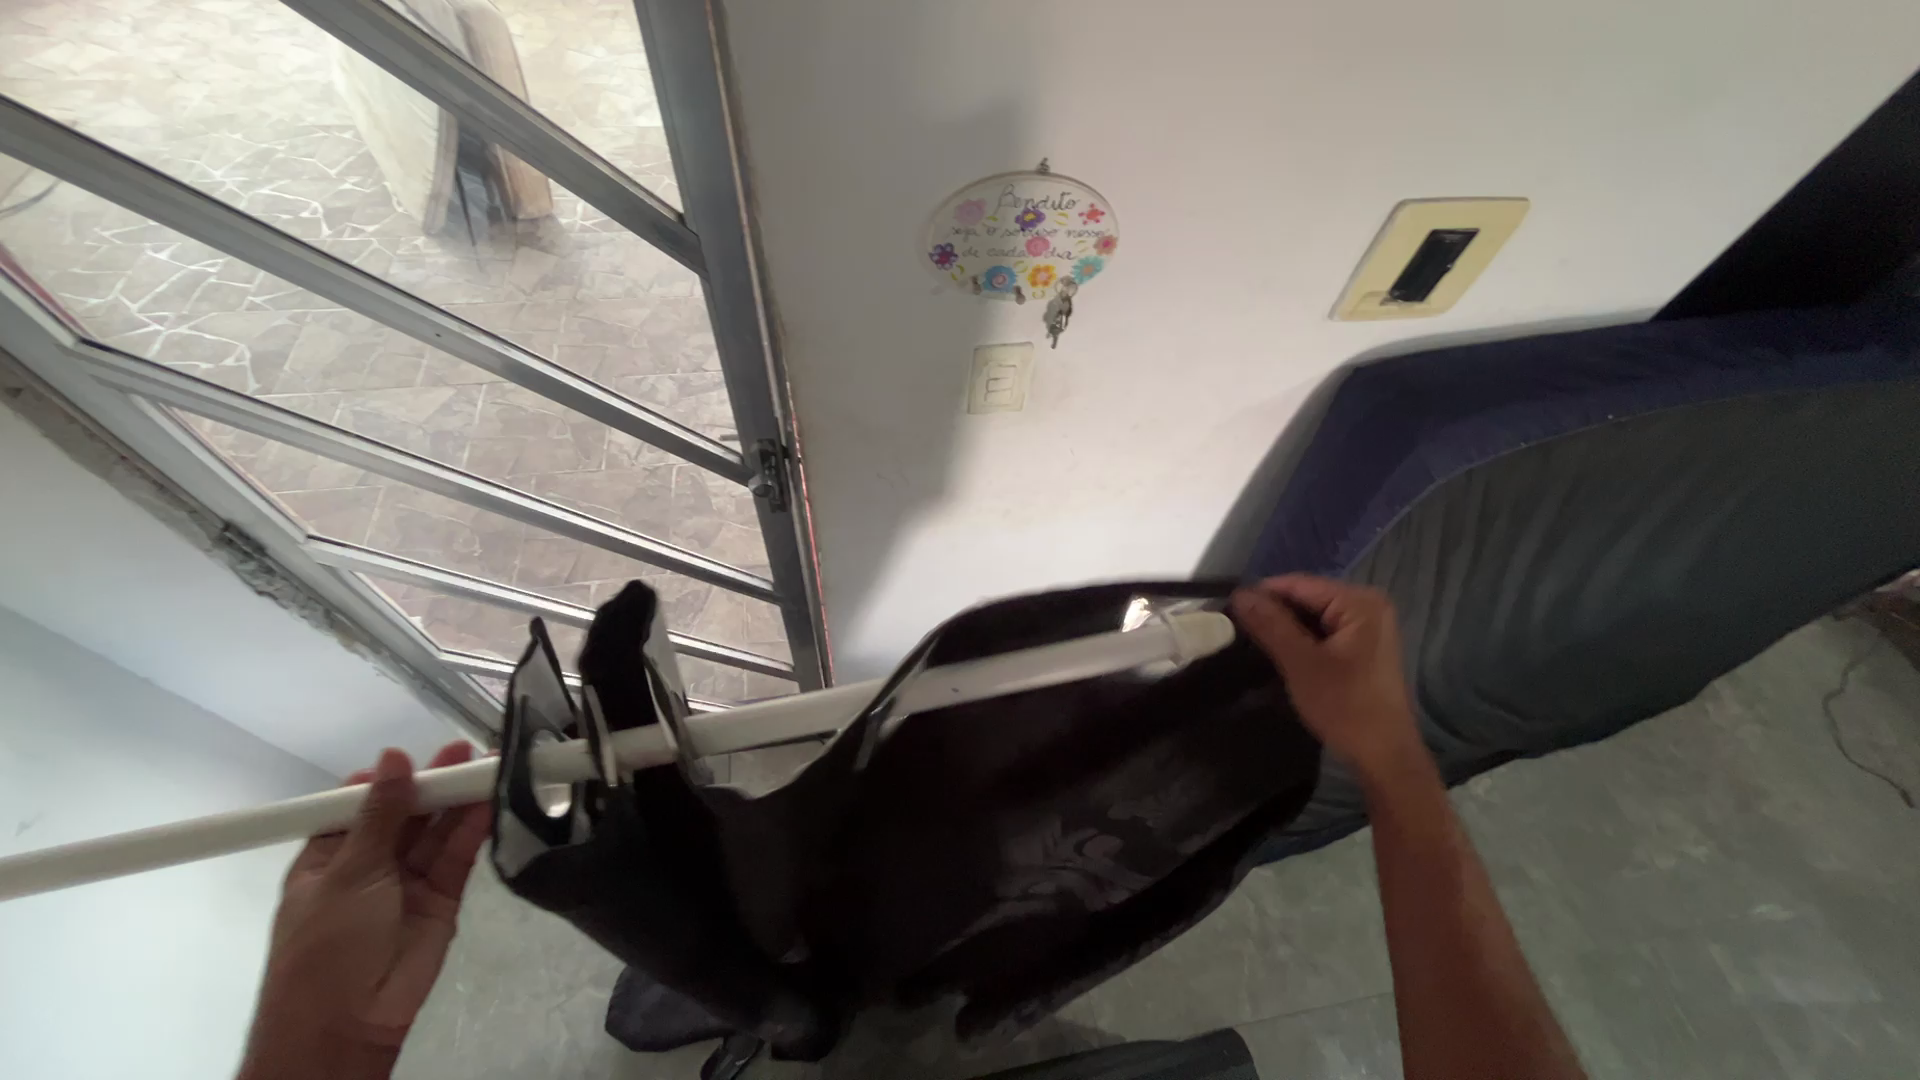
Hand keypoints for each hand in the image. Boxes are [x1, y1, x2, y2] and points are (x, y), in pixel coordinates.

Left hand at [238, 743, 492, 1079]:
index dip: (384, 781)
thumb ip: (381, 814)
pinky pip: (459, 852)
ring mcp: (408, 880)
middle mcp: (370, 865)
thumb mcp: (347, 873)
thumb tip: (392, 758)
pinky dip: (475, 825)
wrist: (349, 1022)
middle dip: (431, 783)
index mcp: (328, 859)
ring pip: (437, 829)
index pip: (359, 808)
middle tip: (463, 752)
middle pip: (406, 814)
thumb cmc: (327, 944)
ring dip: (459, 799)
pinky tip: (491, 798)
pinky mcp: (443, 894)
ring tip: (489, 763)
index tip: (410, 756)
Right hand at [1231, 575, 1421, 775]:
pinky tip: (1280, 652)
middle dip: (1273, 612)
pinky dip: (1301, 639)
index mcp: (1359, 602)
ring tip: (1253, 640)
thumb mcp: (1300, 662)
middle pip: (1306, 597)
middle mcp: (1368, 605)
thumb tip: (1240, 593)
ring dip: (1285, 627)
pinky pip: (1323, 630)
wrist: (1383, 755)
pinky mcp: (1364, 645)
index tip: (1228, 610)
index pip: (1298, 584)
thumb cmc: (1345, 706)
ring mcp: (1369, 626)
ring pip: (1312, 615)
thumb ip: (1270, 624)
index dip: (1261, 594)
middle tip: (1238, 629)